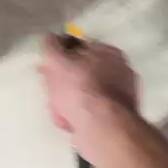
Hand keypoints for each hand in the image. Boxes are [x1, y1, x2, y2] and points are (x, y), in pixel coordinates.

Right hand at [39, 35, 138, 157]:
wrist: (103, 128)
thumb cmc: (80, 88)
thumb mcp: (57, 59)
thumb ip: (51, 45)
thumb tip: (49, 39)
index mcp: (109, 53)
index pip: (79, 47)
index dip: (60, 55)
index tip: (47, 65)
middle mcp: (120, 73)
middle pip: (81, 72)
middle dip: (62, 81)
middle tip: (49, 87)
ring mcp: (120, 99)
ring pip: (83, 94)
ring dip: (66, 101)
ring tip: (57, 109)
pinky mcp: (116, 120)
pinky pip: (90, 113)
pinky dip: (77, 116)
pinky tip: (66, 121)